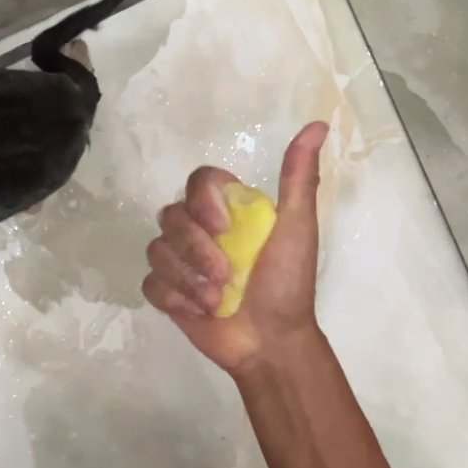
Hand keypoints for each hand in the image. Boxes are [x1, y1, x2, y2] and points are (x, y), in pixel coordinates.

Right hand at [142, 121, 327, 374]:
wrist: (270, 342)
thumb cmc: (288, 286)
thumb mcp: (298, 229)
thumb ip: (299, 179)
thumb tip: (316, 125)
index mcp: (230, 210)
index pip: (198, 181)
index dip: (203, 201)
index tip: (224, 228)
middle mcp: (200, 230)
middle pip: (171, 216)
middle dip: (197, 250)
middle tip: (226, 276)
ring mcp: (180, 262)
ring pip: (157, 249)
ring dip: (188, 278)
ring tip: (216, 300)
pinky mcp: (166, 292)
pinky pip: (150, 281)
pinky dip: (173, 296)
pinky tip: (197, 310)